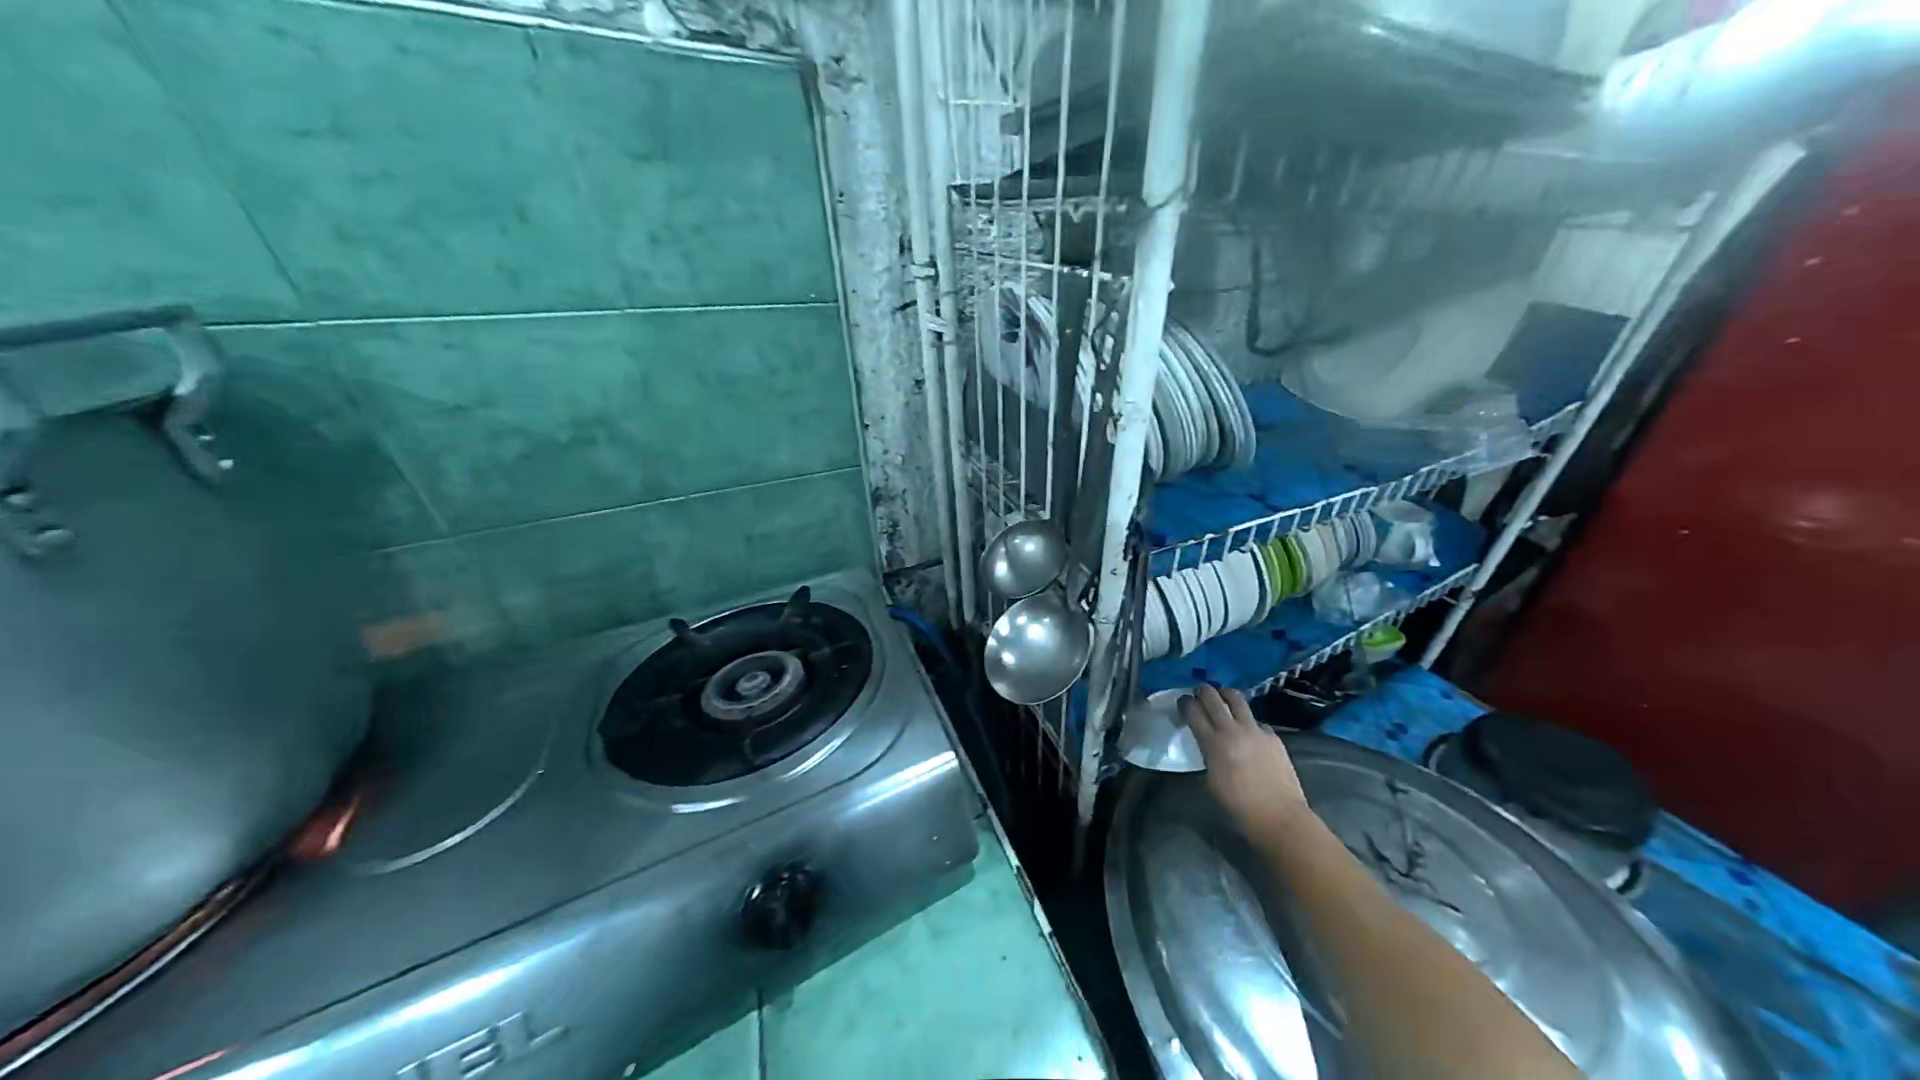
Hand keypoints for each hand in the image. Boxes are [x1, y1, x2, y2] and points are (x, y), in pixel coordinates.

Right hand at [1181, 685, 1312, 839]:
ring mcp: (1255, 731)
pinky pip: (1257, 721)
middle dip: (1203, 691)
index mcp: (1213, 744)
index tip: (1182, 701)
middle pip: (1213, 698)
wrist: (1279, 816)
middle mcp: (1233, 730)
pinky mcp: (1273, 736)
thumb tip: (1208, 744)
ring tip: (1222, 698)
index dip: (1184, 703)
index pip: (1193, 711)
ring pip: (1237, 699)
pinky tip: (1248, 732)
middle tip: (1199, 693)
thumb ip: (1207, 755)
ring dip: (1226, 695)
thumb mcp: (1211, 780)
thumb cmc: (1238, 806)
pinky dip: (1248, 721)